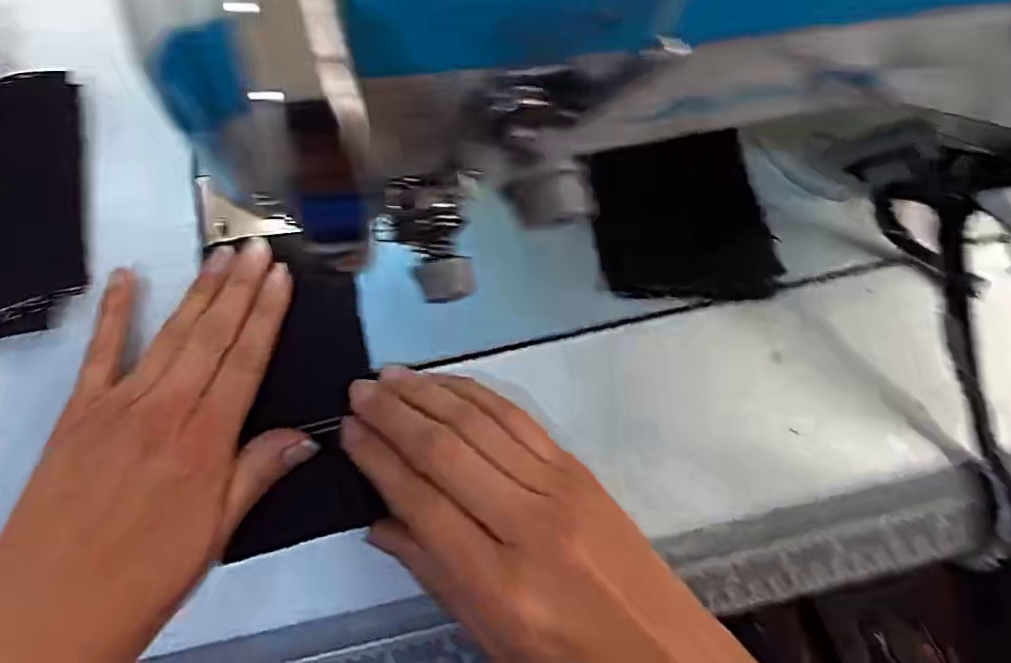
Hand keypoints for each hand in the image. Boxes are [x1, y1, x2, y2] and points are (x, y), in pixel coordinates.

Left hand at [0, 239, 314, 662]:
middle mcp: (168, 409)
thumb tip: (304, 437)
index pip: (246, 360)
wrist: (42, 611)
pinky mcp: (80, 409)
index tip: (282, 277)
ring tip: (221, 254)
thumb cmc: (141, 578)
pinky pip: (101, 351)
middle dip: (240, 286)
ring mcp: (121, 403)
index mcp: (205, 440)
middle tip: (258, 247)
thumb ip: (256, 475)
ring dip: (200, 290)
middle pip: (213, 335)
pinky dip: (114, 311)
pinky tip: (125, 277)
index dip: (267, 314)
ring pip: (171, 333)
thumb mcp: (214, 537)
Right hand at [342, 367, 754, 662]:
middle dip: (394, 414)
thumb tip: (378, 521)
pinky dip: (473, 392)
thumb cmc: (566, 657)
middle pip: (446, 451)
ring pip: (478, 422)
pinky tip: (444, 382)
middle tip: (358, 390)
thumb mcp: (490, 637)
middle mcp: (527, 523)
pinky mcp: (575, 465)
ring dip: (428, 392)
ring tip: (390, 376)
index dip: (378, 460)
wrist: (661, 651)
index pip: (423, 502)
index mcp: (501, 583)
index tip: (349, 431)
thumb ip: (432, 572)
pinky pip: (515, 416)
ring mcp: (556, 486)